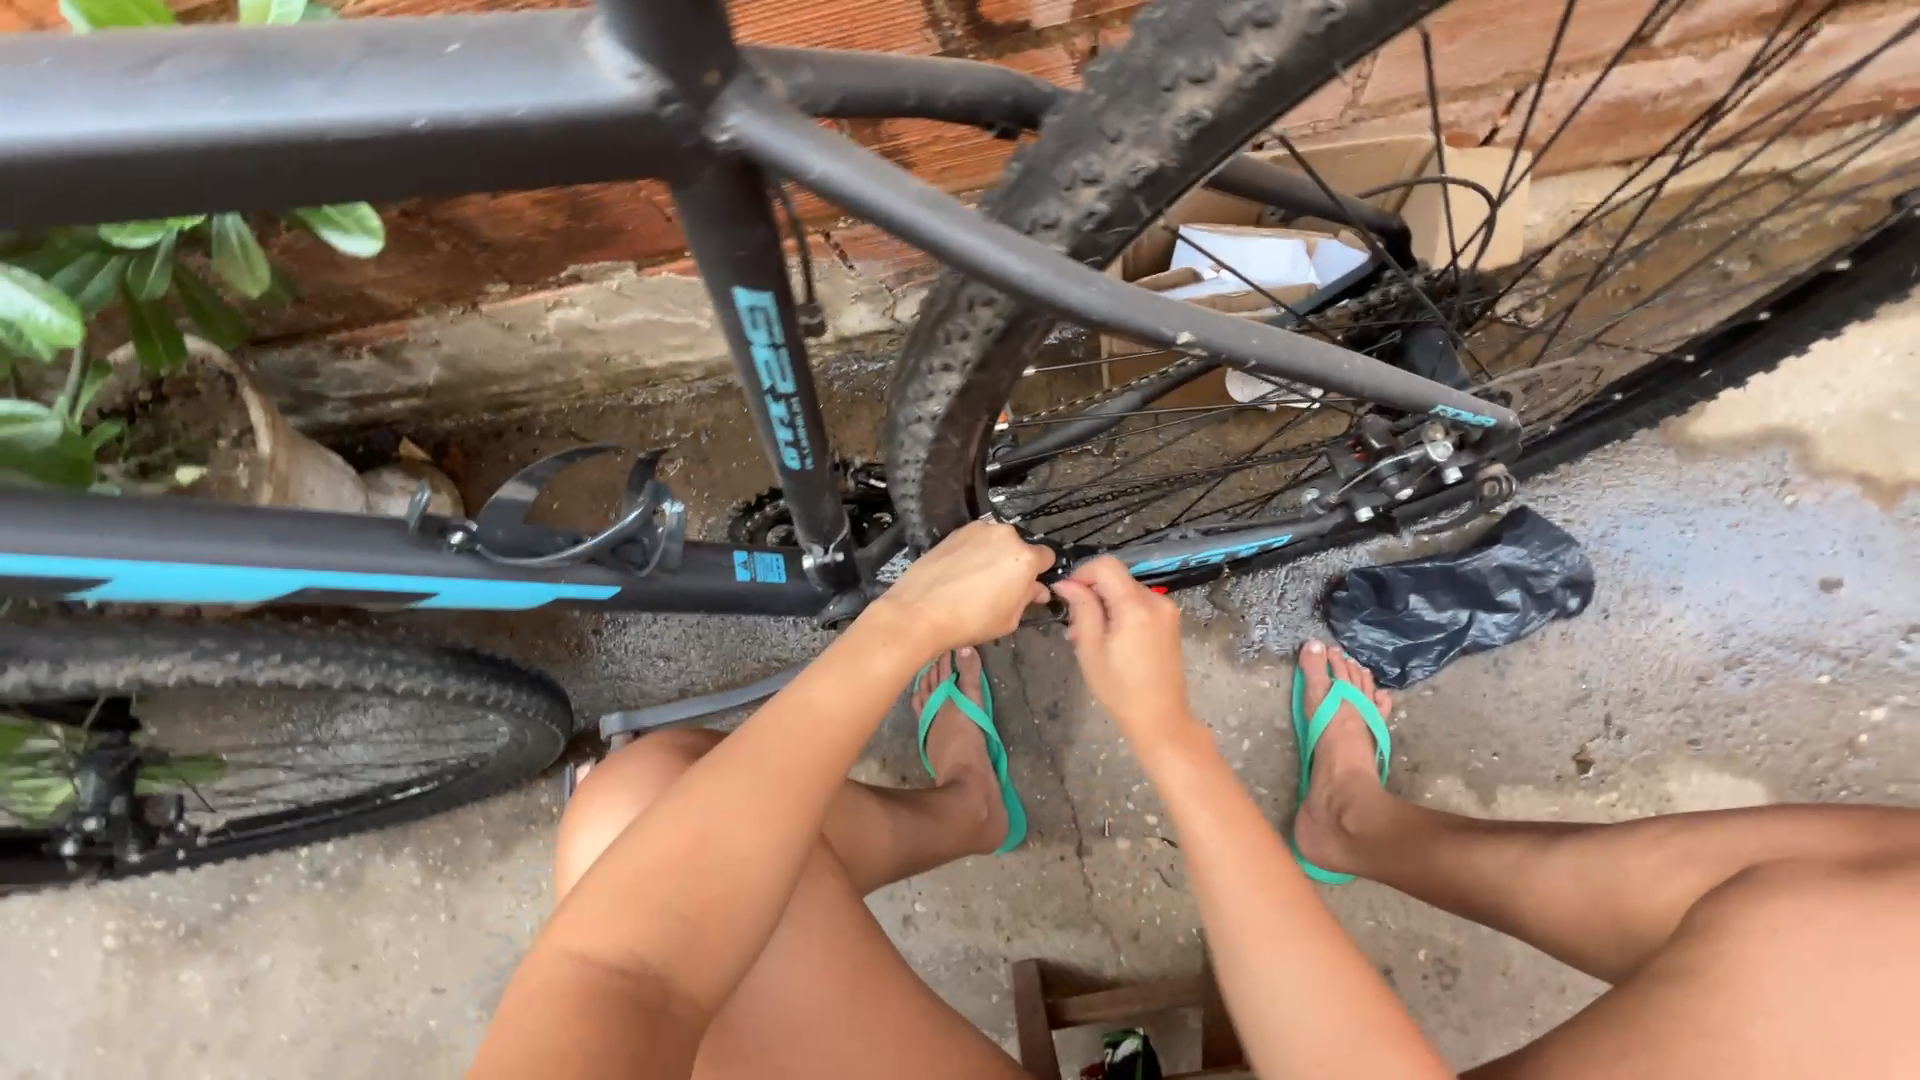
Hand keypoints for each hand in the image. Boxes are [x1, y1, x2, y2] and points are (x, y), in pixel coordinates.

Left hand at [873, 521, 1054, 653]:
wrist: (920, 611)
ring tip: (976, 579)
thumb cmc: (971, 620)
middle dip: (1015, 563)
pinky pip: (975, 540)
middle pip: (1019, 547)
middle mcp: (1004, 535)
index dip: (1039, 572)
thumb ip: (1027, 598)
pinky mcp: (955, 532)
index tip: (1029, 586)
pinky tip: (960, 572)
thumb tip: (1037, 589)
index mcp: (1025, 557)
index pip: (1047, 556)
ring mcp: (977, 530)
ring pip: (996, 541)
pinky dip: (973, 552)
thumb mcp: (1009, 619)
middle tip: (1000, 586)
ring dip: (994, 555)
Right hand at [1051, 556, 1196, 745]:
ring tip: (1090, 636)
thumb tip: (1066, 583)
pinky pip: (1140, 604)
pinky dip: (1121, 612)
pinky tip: (1110, 638)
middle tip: (1075, 625)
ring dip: (1106, 604)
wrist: (1160, 718)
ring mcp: (1167, 611)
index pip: (1106, 566)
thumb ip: (1081, 609)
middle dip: (1093, 593)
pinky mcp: (1170, 621)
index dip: (1082, 573)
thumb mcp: (1090, 649)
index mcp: (1136, 607)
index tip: (1068, 595)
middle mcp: (1157, 601)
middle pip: (1117, 578)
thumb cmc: (1119, 689)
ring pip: (1127, 590)